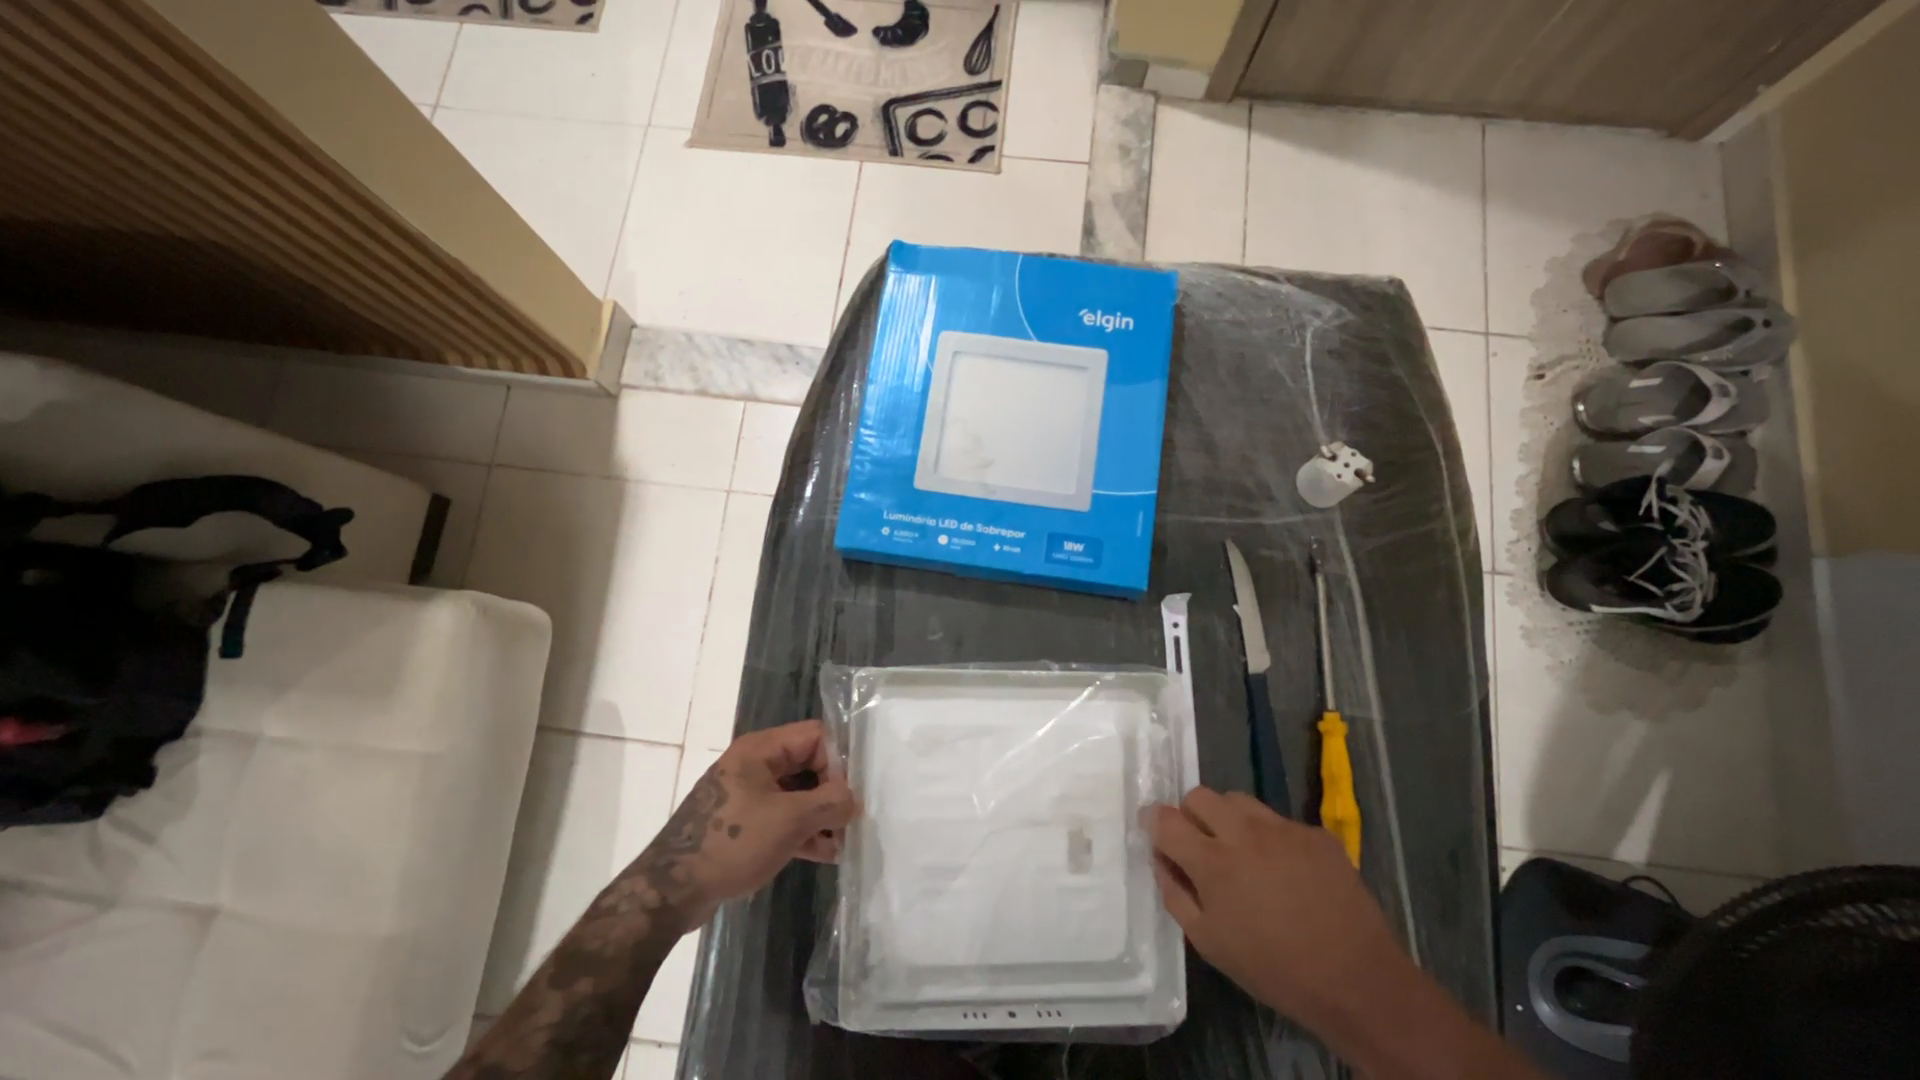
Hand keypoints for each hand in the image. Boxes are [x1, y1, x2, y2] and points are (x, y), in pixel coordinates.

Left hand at [634, 720, 858, 931]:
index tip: (853, 794)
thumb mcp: (791, 820)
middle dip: (833, 792)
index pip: (816, 736)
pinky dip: (803, 832)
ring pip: (797, 795)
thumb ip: (831, 803)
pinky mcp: (742, 824)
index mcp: (760, 750)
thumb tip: (853, 800)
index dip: (839, 761)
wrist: (673, 890)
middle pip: (808, 764)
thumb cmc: (733, 843)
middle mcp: (753, 765)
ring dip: (821, 816)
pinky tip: (825, 854)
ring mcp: (746, 796)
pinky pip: (782, 818)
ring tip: (843, 843)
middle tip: (851, 822)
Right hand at [1150, 787, 1412, 1029]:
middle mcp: (1245, 833)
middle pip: (1200, 795)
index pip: (1166, 819)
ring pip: (1240, 800)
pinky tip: (1285, 872)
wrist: (1356, 979)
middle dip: (1190, 815)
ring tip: (1241, 854)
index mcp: (1213, 862)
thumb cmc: (1273, 968)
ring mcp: (1285, 829)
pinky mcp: (1317, 834)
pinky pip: (1279, 822)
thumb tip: (1162, 861)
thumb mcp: (1209, 943)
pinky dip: (1270, 838)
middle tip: (1199, 846)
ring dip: (1228, 819)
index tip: (1156, 834)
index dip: (1153, 822)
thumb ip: (1176, 895)